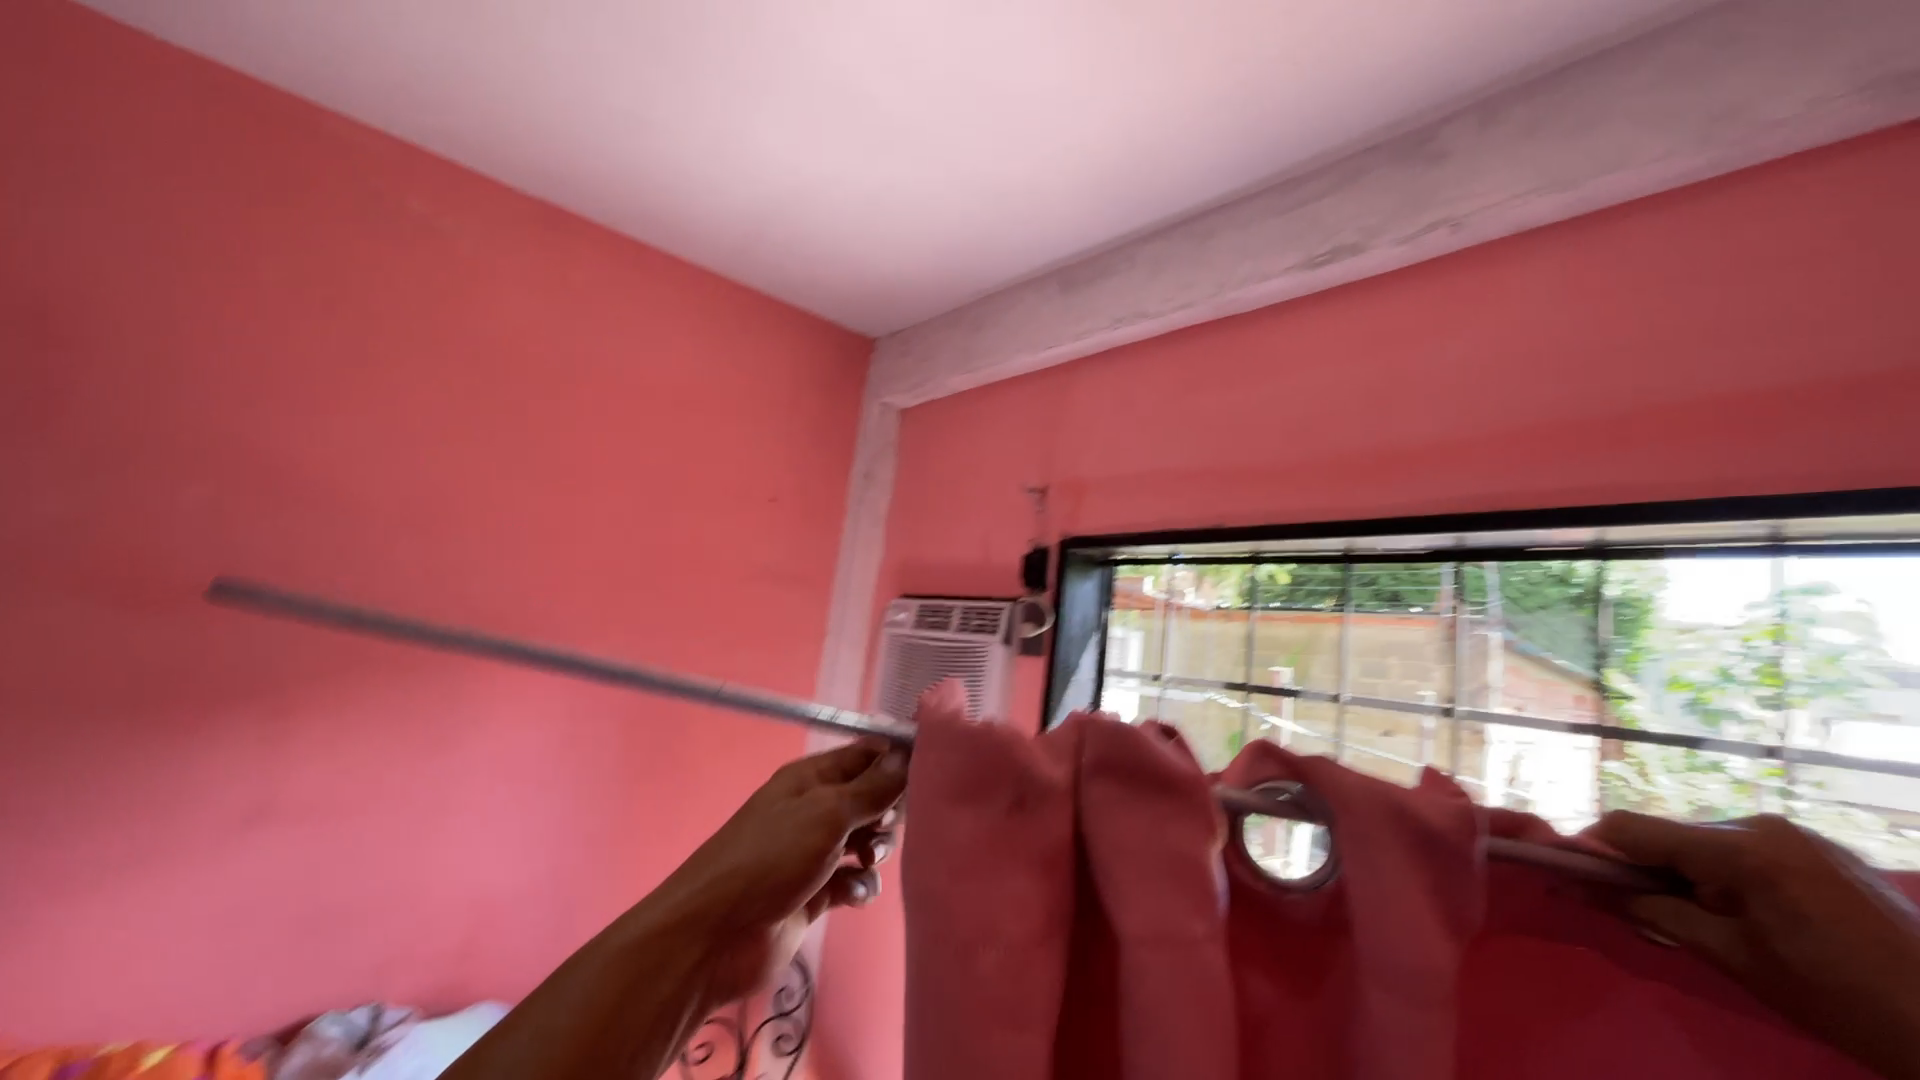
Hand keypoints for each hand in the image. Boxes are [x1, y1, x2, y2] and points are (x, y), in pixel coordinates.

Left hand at [439, 741, 907, 1079]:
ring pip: (867, 842)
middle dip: (889, 812)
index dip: (897, 759)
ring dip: (876, 852)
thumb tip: (907, 756)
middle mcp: (814, 810)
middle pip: (871, 799)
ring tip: (866, 863)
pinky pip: (854, 881)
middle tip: (886, 828)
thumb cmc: (770, 859)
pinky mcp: (816, 894)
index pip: (865, 755)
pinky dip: (860, 886)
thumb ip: (872, 789)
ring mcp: (814, 853)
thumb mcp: (826, 814)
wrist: (716, 936)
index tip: (933, 770)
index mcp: (810, 779)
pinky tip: (853, 896)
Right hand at [1593, 811, 1919, 1078]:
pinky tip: (1746, 915)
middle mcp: (1763, 824)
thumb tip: (1579, 889)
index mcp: (1741, 848)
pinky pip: (1748, 851)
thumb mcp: (1733, 958)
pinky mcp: (1823, 850)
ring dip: (1687, 873)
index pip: (1634, 828)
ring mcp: (1799, 834)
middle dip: (1644, 867)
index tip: (1568, 875)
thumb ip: (1652, 912)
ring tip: (1700, 920)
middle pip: (1671, 834)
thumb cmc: (1839, 998)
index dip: (1592, 848)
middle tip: (1637, 910)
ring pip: (1708, 843)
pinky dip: (1727, 876)